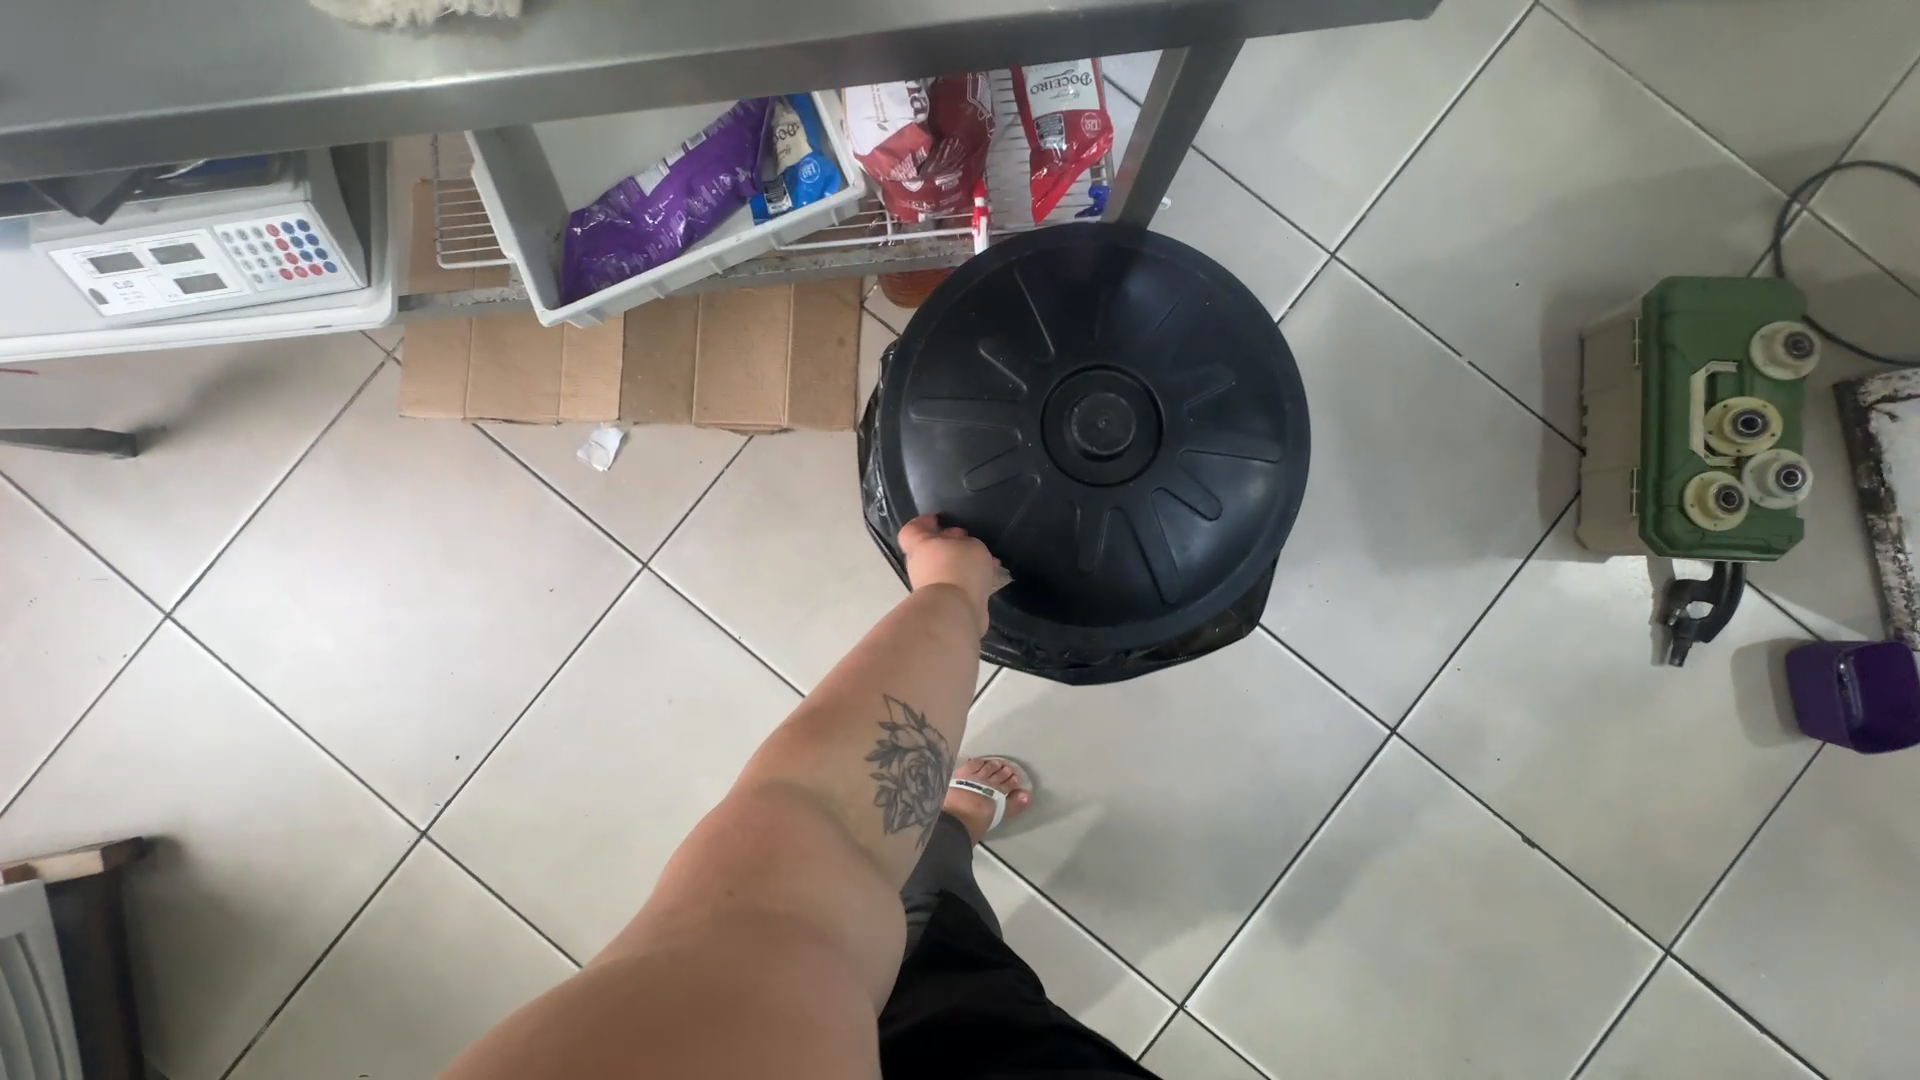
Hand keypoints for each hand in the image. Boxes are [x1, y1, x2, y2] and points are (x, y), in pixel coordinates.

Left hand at [897, 514, 1000, 636]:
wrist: (955, 611)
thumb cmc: (958, 568)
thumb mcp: (971, 545)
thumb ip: (966, 542)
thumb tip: (962, 547)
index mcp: (920, 547)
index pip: (912, 530)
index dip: (923, 523)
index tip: (937, 519)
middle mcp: (920, 566)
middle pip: (930, 549)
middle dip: (948, 543)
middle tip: (967, 539)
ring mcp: (929, 587)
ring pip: (945, 568)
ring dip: (962, 563)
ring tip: (986, 560)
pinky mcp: (943, 604)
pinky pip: (956, 585)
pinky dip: (969, 580)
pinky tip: (988, 579)